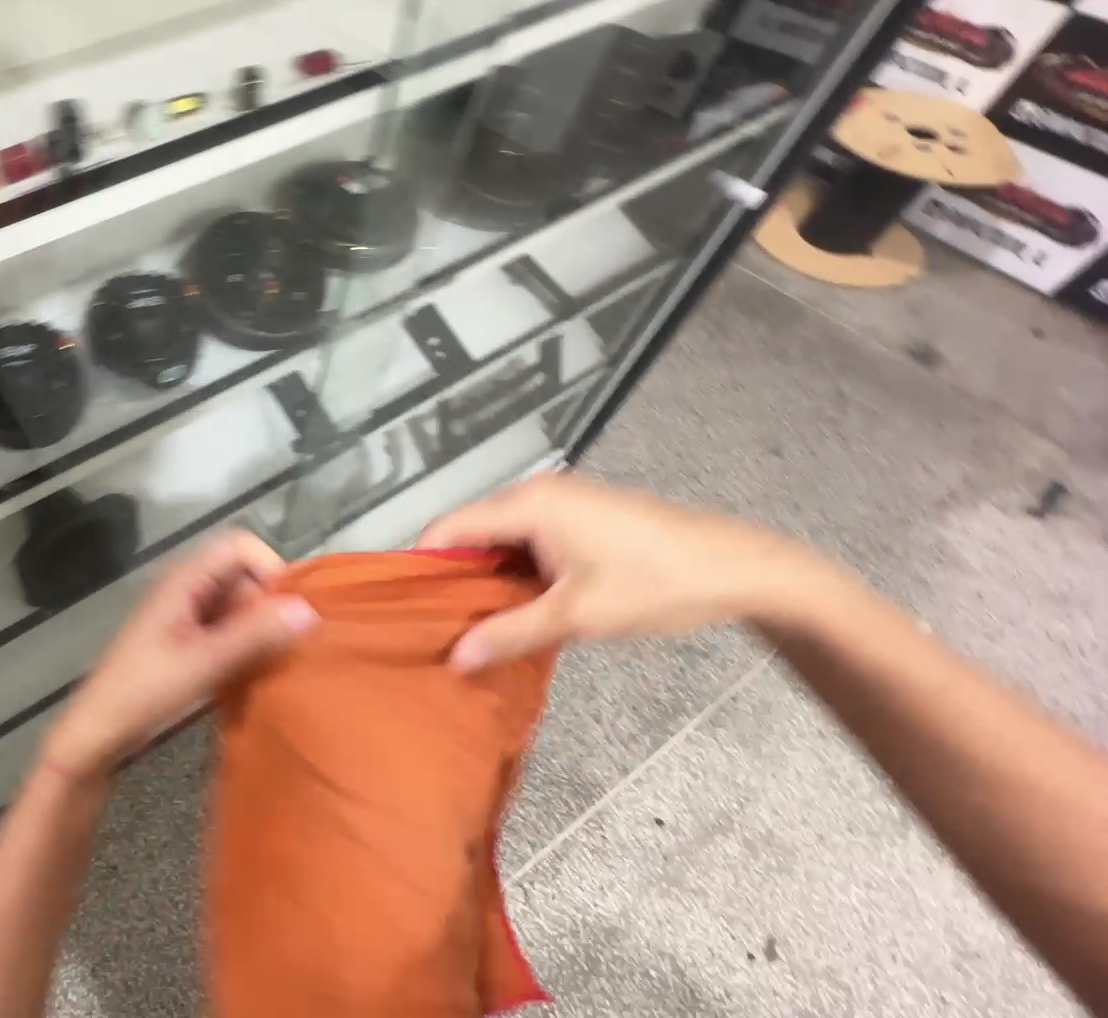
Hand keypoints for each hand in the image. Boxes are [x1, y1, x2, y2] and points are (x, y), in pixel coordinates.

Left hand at [42, 530, 317, 780]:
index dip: (269, 568)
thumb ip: (255, 634)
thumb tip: (309, 609)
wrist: (99, 729)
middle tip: (280, 643)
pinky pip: (225, 624)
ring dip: (256, 623)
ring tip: (269, 659)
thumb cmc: (145, 690)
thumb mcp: (205, 662)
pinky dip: (243, 639)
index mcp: (184, 579)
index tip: (288, 611)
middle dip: (266, 600)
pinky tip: (249, 669)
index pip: (239, 545)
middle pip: (241, 571)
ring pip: (235, 600)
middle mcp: (185, 586)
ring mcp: (184, 612)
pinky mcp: (184, 637)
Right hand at [416, 472, 829, 669]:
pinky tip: (514, 602)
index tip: (408, 606)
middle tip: (439, 620)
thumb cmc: (655, 584)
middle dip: (453, 573)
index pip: (449, 526)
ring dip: (485, 573)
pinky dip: (512, 567)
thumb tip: (455, 658)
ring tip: (472, 618)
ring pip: (498, 536)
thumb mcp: (578, 615)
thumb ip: (510, 632)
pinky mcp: (578, 514)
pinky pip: (524, 537)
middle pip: (471, 529)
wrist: (741, 568)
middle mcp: (536, 492)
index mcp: (529, 504)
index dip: (423, 563)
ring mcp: (560, 500)